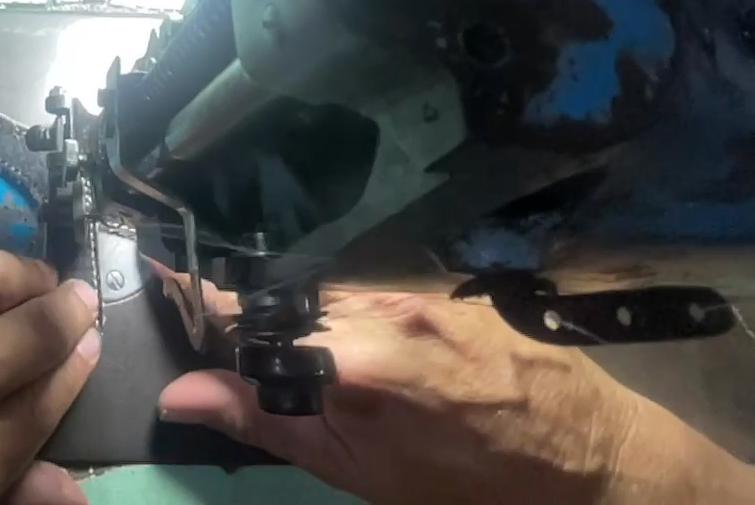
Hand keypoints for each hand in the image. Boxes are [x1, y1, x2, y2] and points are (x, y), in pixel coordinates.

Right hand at [157, 289, 754, 504]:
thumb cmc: (467, 486)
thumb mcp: (357, 473)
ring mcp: (408, 287)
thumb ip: (262, 423)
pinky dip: (348, 315)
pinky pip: (365, 289)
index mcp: (349, 363)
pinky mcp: (433, 280)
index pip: (246, 315)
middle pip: (281, 300)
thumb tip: (176, 394)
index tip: (160, 271)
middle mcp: (373, 307)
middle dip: (255, 322)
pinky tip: (377, 352)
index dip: (197, 295)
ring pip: (322, 294)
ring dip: (306, 323)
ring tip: (333, 368)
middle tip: (247, 353)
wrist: (594, 464)